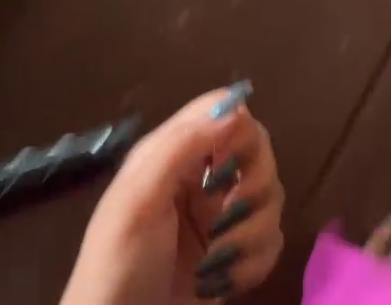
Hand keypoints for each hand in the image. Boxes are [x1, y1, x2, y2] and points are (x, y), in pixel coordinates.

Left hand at [61, 82, 284, 304]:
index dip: (241, 129)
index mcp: (173, 153)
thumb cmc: (118, 265)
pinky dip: (256, 261)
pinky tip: (227, 282)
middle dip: (255, 183)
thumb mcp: (138, 200)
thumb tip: (237, 107)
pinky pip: (271, 240)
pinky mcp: (234, 256)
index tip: (235, 163)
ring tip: (219, 260)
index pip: (224, 111)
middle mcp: (201, 177)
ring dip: (254, 230)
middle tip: (233, 212)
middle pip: (257, 151)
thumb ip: (182, 146)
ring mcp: (220, 217)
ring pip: (270, 196)